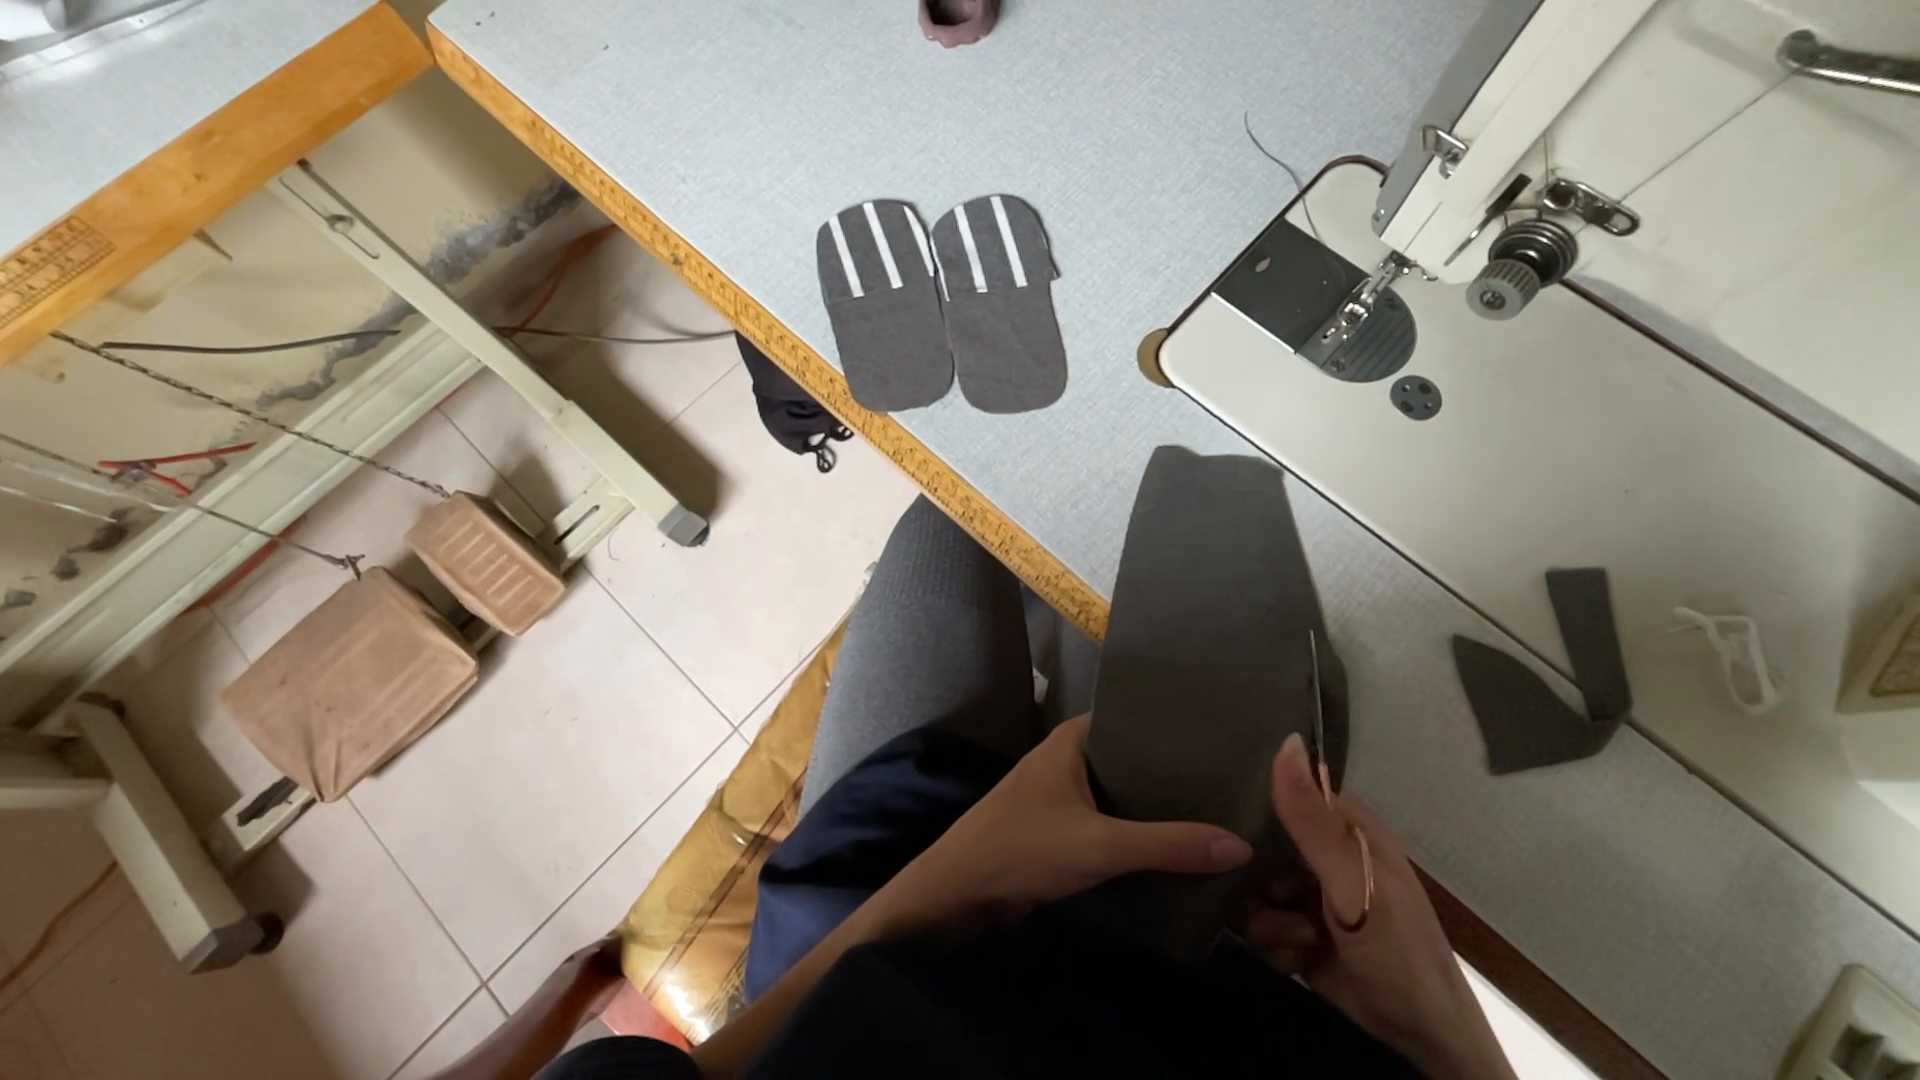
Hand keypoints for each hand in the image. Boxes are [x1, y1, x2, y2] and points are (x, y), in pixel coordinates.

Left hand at [876, 714, 1252, 931]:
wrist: (959, 892)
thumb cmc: (1023, 848)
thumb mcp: (1100, 845)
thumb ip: (1166, 844)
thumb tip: (1240, 845)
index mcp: (1071, 740)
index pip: (1131, 718)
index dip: (1171, 725)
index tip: (1220, 736)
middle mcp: (1066, 759)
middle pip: (1129, 758)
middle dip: (1171, 770)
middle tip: (1230, 779)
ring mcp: (1061, 795)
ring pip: (1119, 792)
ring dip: (1154, 804)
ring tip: (1215, 809)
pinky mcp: (1059, 829)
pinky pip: (1107, 820)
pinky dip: (1135, 829)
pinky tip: (1172, 844)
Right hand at [1245, 735, 1515, 1079]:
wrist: (1419, 1043)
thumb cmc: (1398, 952)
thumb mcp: (1353, 881)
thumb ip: (1312, 819)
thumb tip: (1285, 742)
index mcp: (1348, 831)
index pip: (1290, 794)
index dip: (1260, 804)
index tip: (1230, 820)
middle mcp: (1326, 859)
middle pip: (1262, 845)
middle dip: (1258, 876)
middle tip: (1272, 897)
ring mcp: (1312, 900)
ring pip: (1254, 889)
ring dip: (1267, 918)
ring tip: (1297, 940)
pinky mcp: (1298, 936)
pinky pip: (1258, 926)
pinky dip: (1272, 944)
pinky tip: (1295, 960)